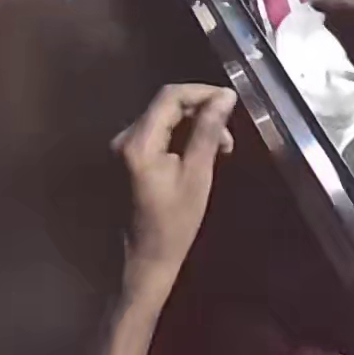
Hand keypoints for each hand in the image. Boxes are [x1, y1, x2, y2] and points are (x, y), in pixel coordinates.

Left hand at [110, 84, 237, 295]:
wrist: (143, 262)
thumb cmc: (173, 225)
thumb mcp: (198, 175)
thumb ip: (209, 131)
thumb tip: (225, 97)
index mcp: (138, 142)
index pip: (170, 96)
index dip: (203, 92)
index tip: (231, 102)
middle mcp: (124, 138)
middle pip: (166, 104)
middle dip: (201, 109)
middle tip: (228, 132)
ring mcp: (122, 147)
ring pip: (164, 117)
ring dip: (194, 123)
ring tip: (220, 146)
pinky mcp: (126, 157)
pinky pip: (157, 132)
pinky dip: (181, 135)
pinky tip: (200, 152)